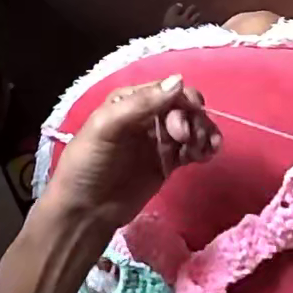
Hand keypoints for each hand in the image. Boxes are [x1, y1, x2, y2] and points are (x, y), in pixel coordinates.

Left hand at [41, 76, 220, 230]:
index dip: (181, 102)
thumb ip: (141, 104)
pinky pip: (192, 148)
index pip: (166, 90)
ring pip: (192, 126)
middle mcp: (147, 115)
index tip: (184, 124)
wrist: (85, 212)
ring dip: (204, 132)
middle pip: (183, 107)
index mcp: (130, 100)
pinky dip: (205, 148)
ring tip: (204, 150)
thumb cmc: (88, 164)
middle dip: (193, 119)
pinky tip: (208, 155)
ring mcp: (159, 139)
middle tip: (188, 140)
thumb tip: (179, 81)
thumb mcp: (106, 127)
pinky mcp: (168, 162)